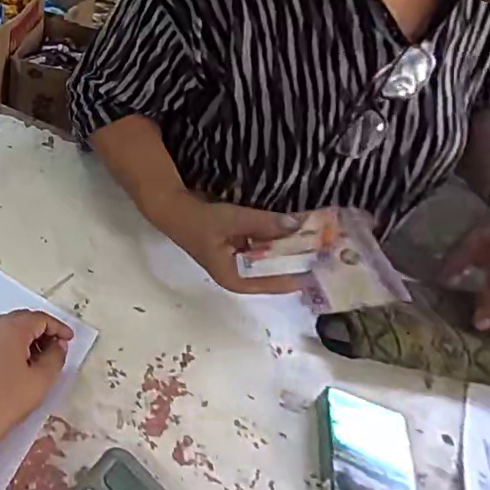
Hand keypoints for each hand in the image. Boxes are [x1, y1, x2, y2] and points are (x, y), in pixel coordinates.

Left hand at [0, 310, 72, 443]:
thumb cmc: (10, 398)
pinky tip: (16, 364)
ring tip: (38, 358)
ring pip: (7, 328)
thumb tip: (58, 344)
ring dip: (25, 337)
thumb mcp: (42, 379)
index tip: (69, 339)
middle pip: (22, 320)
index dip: (57, 327)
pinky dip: (9, 344)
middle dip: (41, 331)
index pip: (39, 318)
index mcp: (11, 328)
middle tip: (55, 348)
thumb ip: (56, 357)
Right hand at [148, 190, 303, 293]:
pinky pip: (259, 239)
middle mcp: (236, 268)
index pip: (269, 285)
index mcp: (233, 276)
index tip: (316, 275)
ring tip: (310, 236)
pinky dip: (271, 232)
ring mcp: (235, 252)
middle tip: (319, 250)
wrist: (170, 205)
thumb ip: (264, 223)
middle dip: (292, 258)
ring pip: (267, 252)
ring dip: (284, 243)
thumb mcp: (233, 221)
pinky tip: (287, 223)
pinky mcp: (233, 238)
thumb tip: (298, 224)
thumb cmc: (197, 221)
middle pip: (271, 268)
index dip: (293, 280)